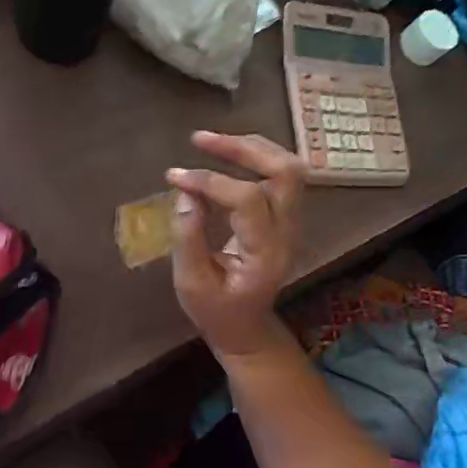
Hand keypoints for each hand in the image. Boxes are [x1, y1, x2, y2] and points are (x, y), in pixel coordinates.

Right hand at [168, 131, 304, 359]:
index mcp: (266, 254)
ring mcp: (291, 223)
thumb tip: (185, 193)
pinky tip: (225, 154)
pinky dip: (254, 156)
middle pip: (285, 172)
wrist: (246, 327)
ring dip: (251, 147)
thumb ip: (188, 239)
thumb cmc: (216, 311)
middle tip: (201, 140)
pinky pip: (279, 174)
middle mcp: (288, 233)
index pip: (247, 199)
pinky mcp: (285, 216)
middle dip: (243, 148)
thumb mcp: (191, 284)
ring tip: (211, 142)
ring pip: (288, 167)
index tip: (174, 176)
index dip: (210, 181)